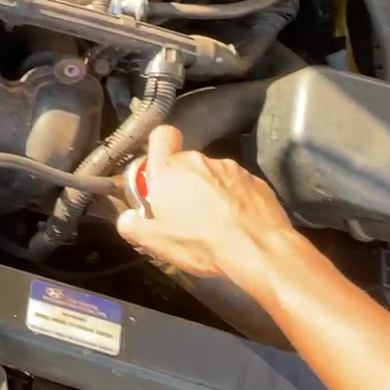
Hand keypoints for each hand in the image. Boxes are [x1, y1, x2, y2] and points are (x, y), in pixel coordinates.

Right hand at [116, 125, 302, 297]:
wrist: (262, 253)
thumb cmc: (201, 243)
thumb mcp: (155, 242)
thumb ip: (131, 225)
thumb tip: (127, 218)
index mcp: (169, 169)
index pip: (161, 136)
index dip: (159, 148)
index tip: (158, 172)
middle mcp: (200, 161)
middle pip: (185, 162)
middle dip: (183, 181)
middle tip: (184, 211)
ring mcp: (233, 170)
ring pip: (212, 175)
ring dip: (210, 191)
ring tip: (216, 221)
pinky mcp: (259, 183)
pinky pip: (238, 186)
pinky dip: (235, 199)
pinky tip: (238, 223)